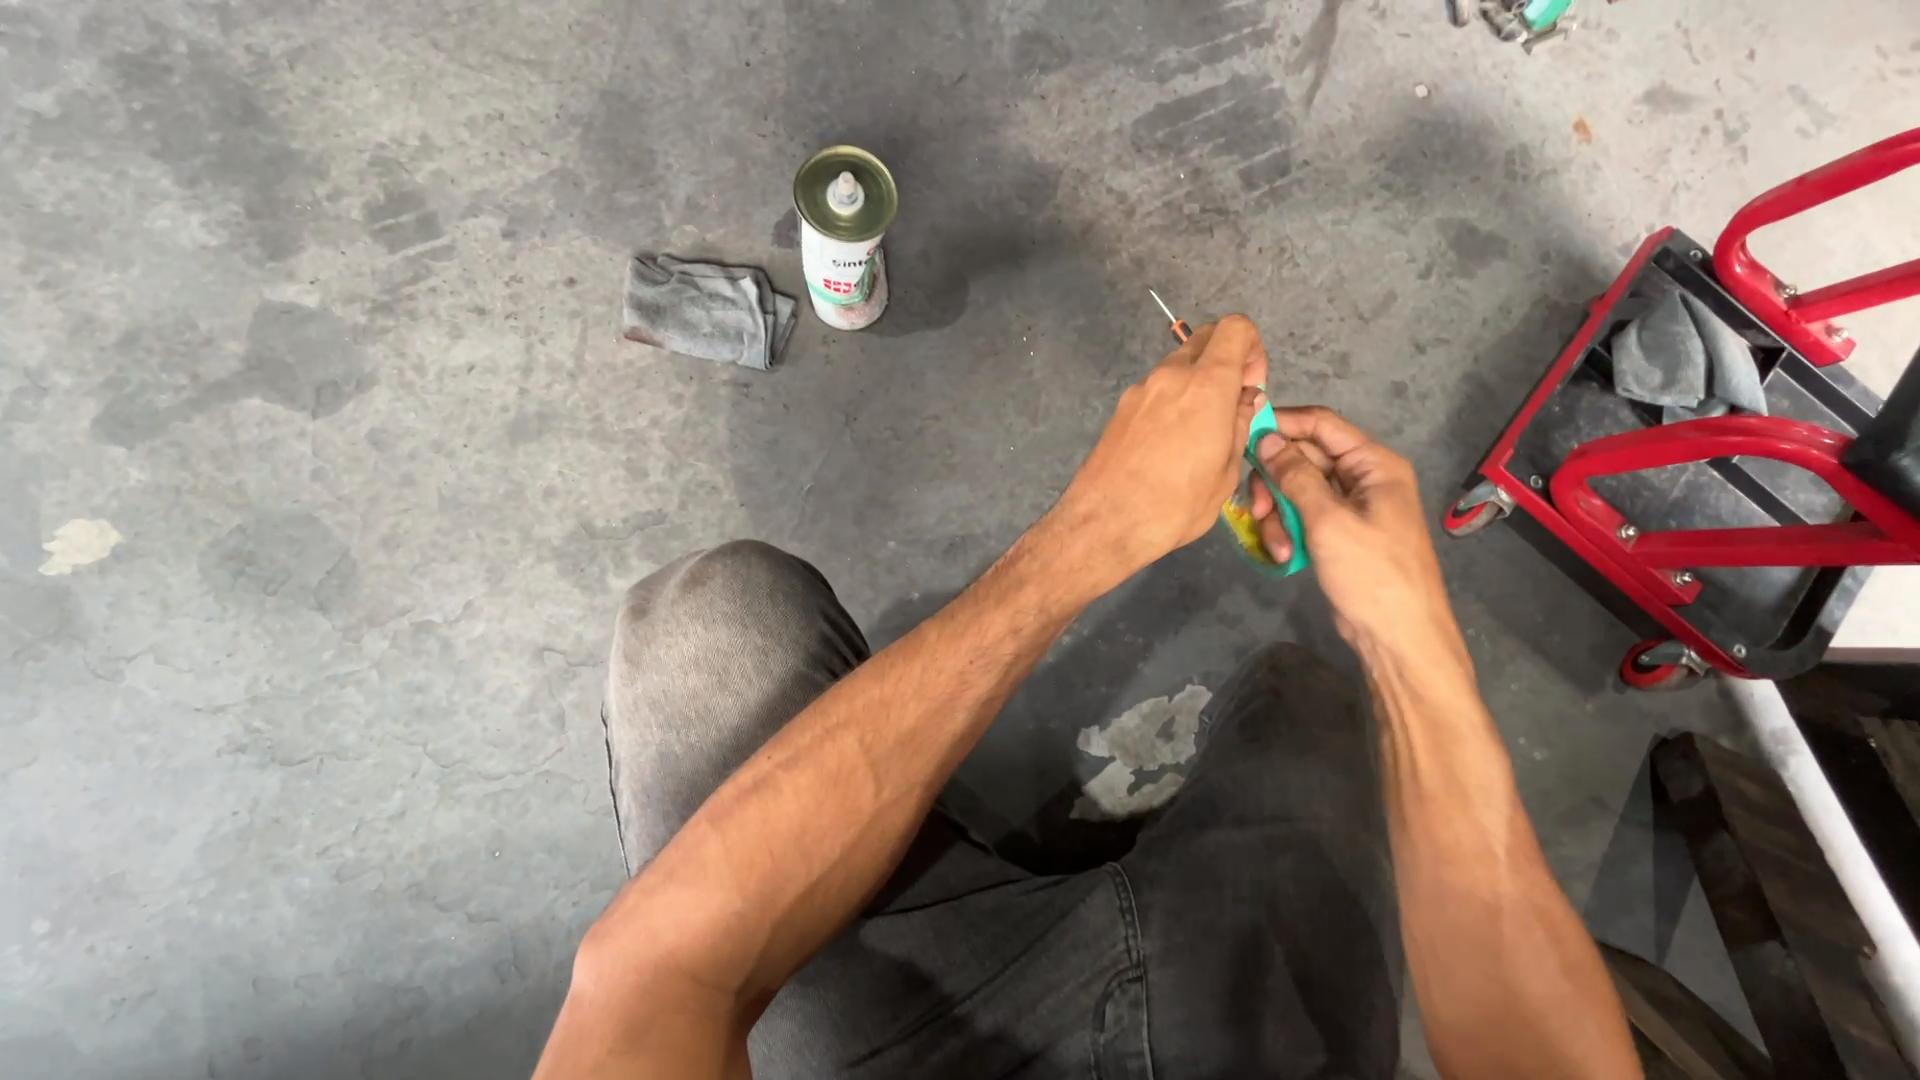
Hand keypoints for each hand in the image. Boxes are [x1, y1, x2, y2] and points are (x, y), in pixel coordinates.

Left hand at [1052, 316, 1268, 583]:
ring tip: (1198, 433)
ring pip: (1177, 367)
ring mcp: (1140, 390)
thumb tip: (1243, 401)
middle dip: (1225, 361)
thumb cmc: (1175, 504)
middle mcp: (1170, 376)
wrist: (1105, 523)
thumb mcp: (1226, 472)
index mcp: (1206, 385)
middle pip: (1204, 340)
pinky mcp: (1120, 410)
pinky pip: (1155, 391)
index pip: (1235, 329)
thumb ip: (1239, 427)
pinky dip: (1170, 402)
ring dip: (1195, 385)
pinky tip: (1169, 445)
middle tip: (1229, 405)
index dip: (1253, 349)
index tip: (1251, 386)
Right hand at [1246, 407, 1458, 653]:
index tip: (1243, 438)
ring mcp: (1349, 505)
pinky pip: (1300, 515)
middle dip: (1274, 482)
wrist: (1397, 634)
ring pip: (1295, 489)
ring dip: (1277, 514)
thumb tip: (1267, 438)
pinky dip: (1286, 530)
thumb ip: (1296, 475)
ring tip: (1275, 545)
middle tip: (1256, 510)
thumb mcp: (1328, 521)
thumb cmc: (1371, 573)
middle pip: (1302, 458)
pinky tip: (1281, 555)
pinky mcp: (1335, 531)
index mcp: (1373, 464)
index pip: (1321, 424)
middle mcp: (1362, 477)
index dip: (1282, 425)